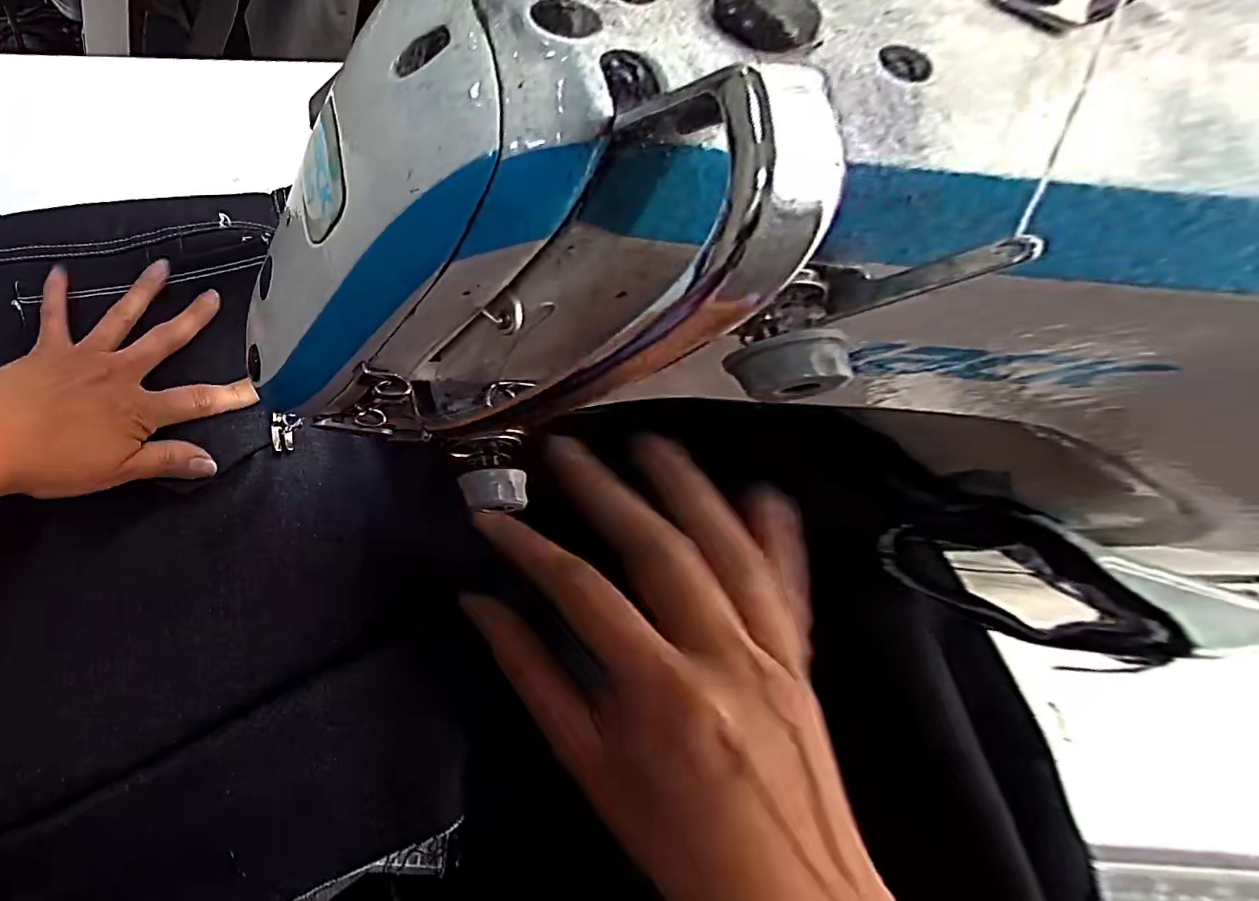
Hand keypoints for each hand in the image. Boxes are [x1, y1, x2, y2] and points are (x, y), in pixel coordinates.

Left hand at [0, 258, 259, 498]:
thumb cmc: (54, 460)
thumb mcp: (119, 470)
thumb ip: (166, 461)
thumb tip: (209, 463)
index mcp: (138, 407)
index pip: (195, 401)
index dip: (230, 395)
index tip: (256, 386)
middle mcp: (119, 372)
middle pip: (165, 342)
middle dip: (192, 319)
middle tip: (212, 297)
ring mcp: (85, 356)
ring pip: (122, 317)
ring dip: (144, 291)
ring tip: (161, 268)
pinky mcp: (50, 349)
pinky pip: (56, 316)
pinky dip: (59, 293)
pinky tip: (61, 271)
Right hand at [463, 436, 891, 900]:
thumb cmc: (676, 839)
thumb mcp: (585, 760)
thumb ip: (531, 673)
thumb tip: (478, 606)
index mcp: (661, 688)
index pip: (579, 589)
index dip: (526, 546)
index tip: (490, 520)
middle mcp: (723, 658)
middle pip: (657, 549)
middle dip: (603, 490)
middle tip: (565, 450)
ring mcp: (773, 656)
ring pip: (729, 550)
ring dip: (687, 487)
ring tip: (650, 443)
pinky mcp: (803, 664)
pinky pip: (790, 588)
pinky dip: (775, 535)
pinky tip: (761, 492)